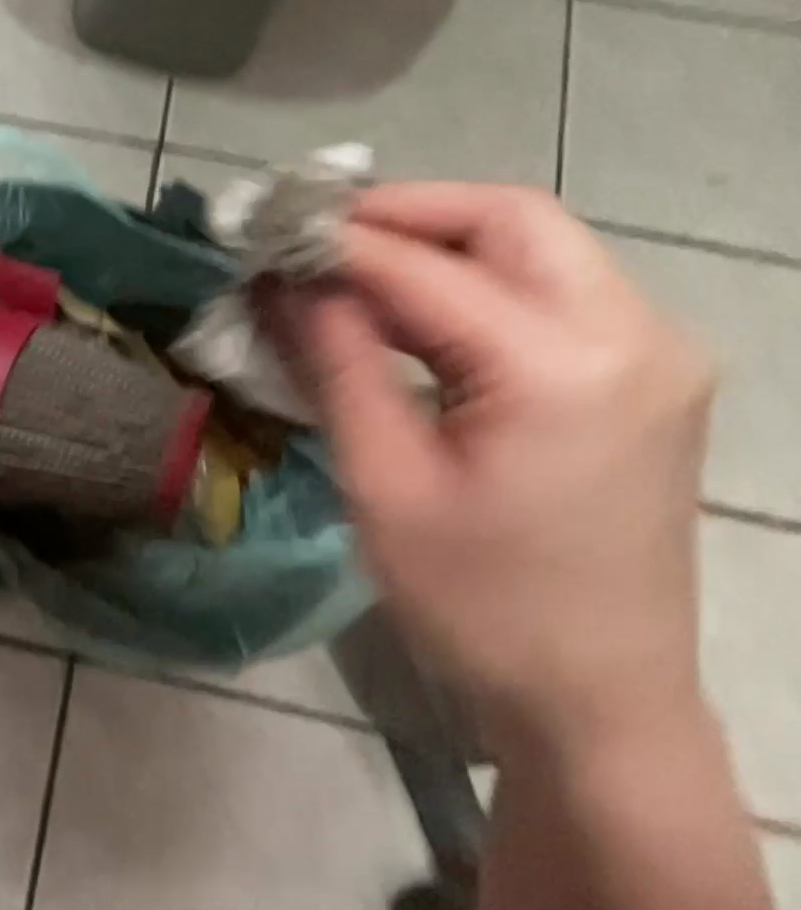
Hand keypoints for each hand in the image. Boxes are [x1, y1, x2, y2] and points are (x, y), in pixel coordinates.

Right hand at [276, 183, 716, 755]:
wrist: (591, 696)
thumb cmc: (474, 602)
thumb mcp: (383, 482)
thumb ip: (337, 365)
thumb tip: (285, 285)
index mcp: (565, 368)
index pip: (429, 268)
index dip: (335, 242)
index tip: (260, 232)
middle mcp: (633, 336)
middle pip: (511, 220)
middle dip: (400, 213)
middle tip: (307, 235)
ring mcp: (649, 354)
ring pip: (535, 248)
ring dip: (432, 244)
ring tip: (336, 265)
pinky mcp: (637, 379)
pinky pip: (547, 294)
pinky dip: (466, 284)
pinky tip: (399, 311)